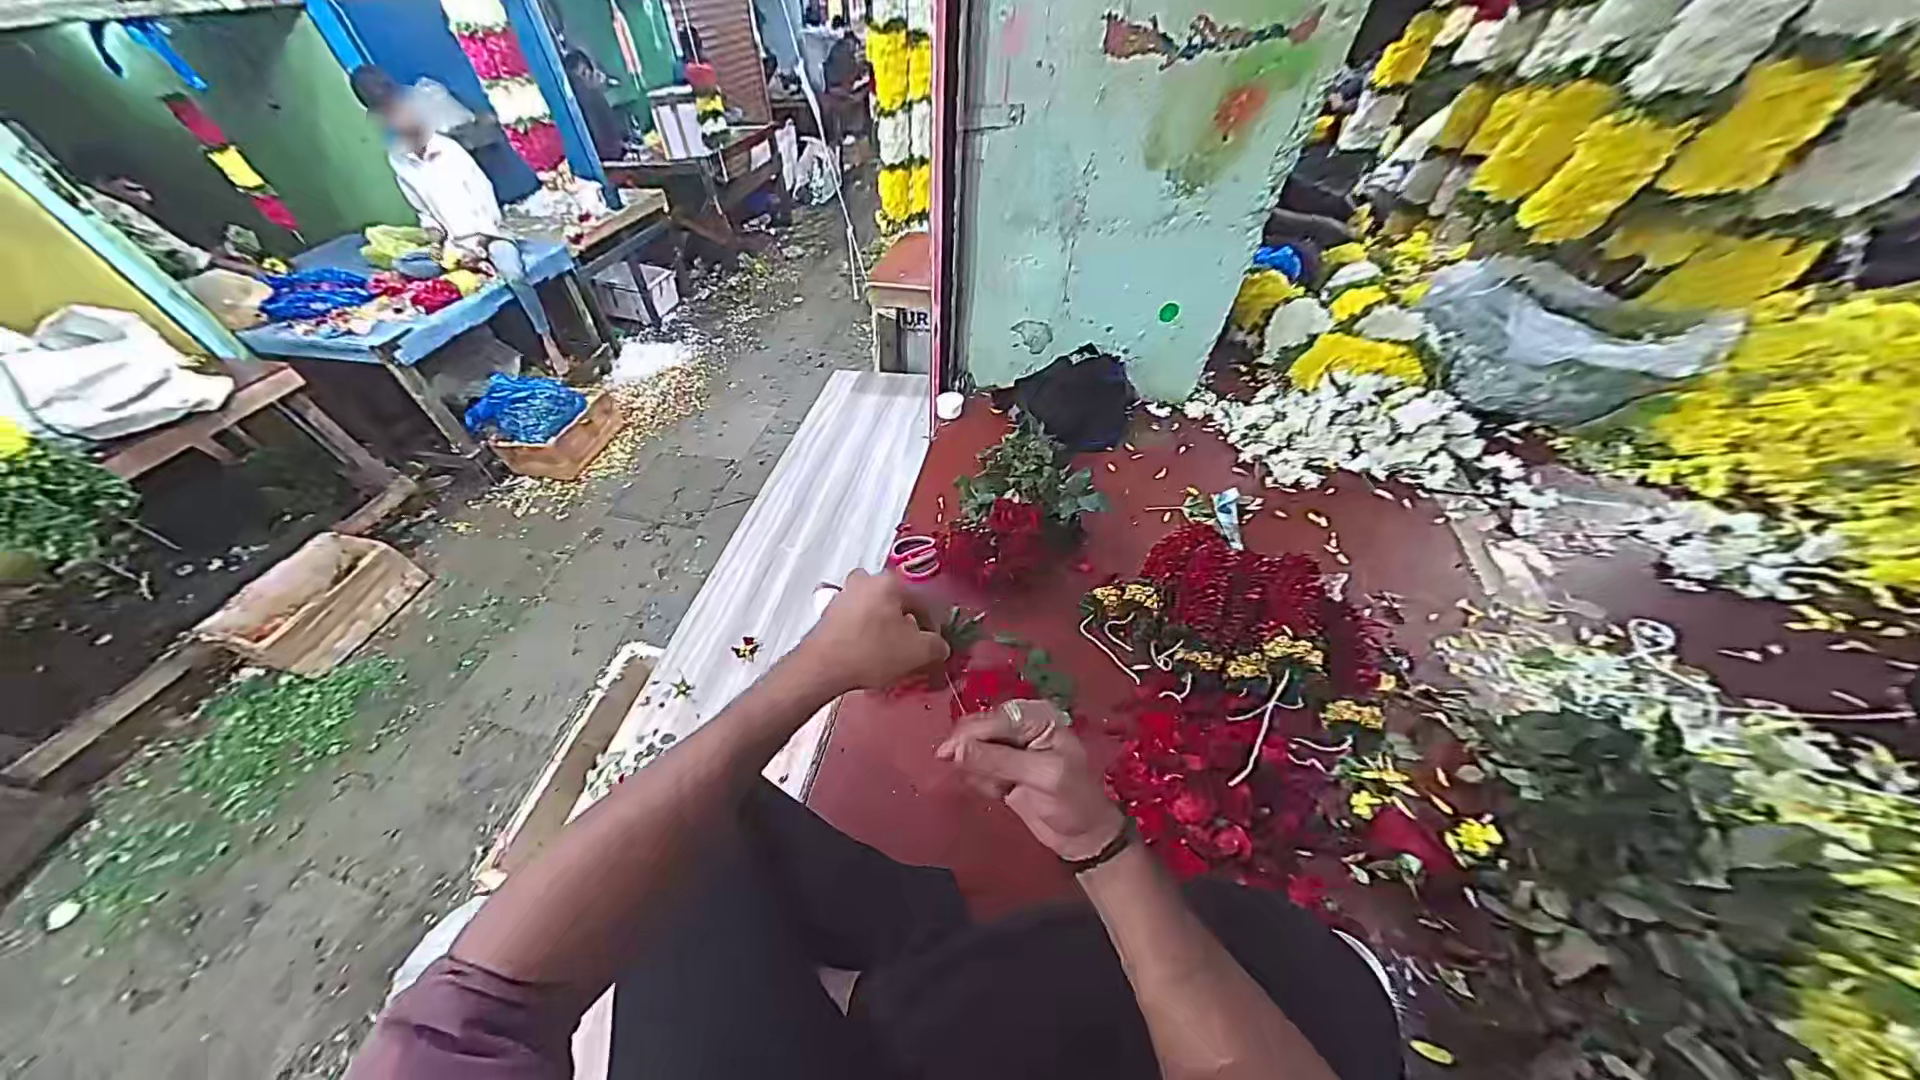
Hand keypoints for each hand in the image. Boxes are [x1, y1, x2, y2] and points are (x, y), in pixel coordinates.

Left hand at [794, 568, 947, 696]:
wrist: (822, 668)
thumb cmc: (871, 652)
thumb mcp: (917, 652)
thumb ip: (937, 645)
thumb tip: (938, 646)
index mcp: (889, 581)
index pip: (922, 602)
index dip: (932, 626)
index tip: (933, 644)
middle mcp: (865, 580)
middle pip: (896, 602)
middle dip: (906, 623)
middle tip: (911, 646)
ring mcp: (843, 594)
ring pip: (875, 609)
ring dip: (884, 626)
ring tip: (889, 652)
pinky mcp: (828, 613)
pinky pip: (856, 619)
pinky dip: (865, 632)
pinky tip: (867, 652)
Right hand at [937, 700, 1126, 860]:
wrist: (1082, 837)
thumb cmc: (1074, 802)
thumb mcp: (1043, 777)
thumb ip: (1000, 761)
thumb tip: (958, 749)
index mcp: (1037, 718)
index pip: (994, 719)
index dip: (969, 734)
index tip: (947, 753)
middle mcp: (1020, 727)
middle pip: (978, 731)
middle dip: (973, 755)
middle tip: (980, 779)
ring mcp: (1009, 748)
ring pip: (972, 751)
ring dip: (979, 773)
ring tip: (1003, 789)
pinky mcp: (1000, 769)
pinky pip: (975, 769)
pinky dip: (982, 783)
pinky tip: (1001, 793)